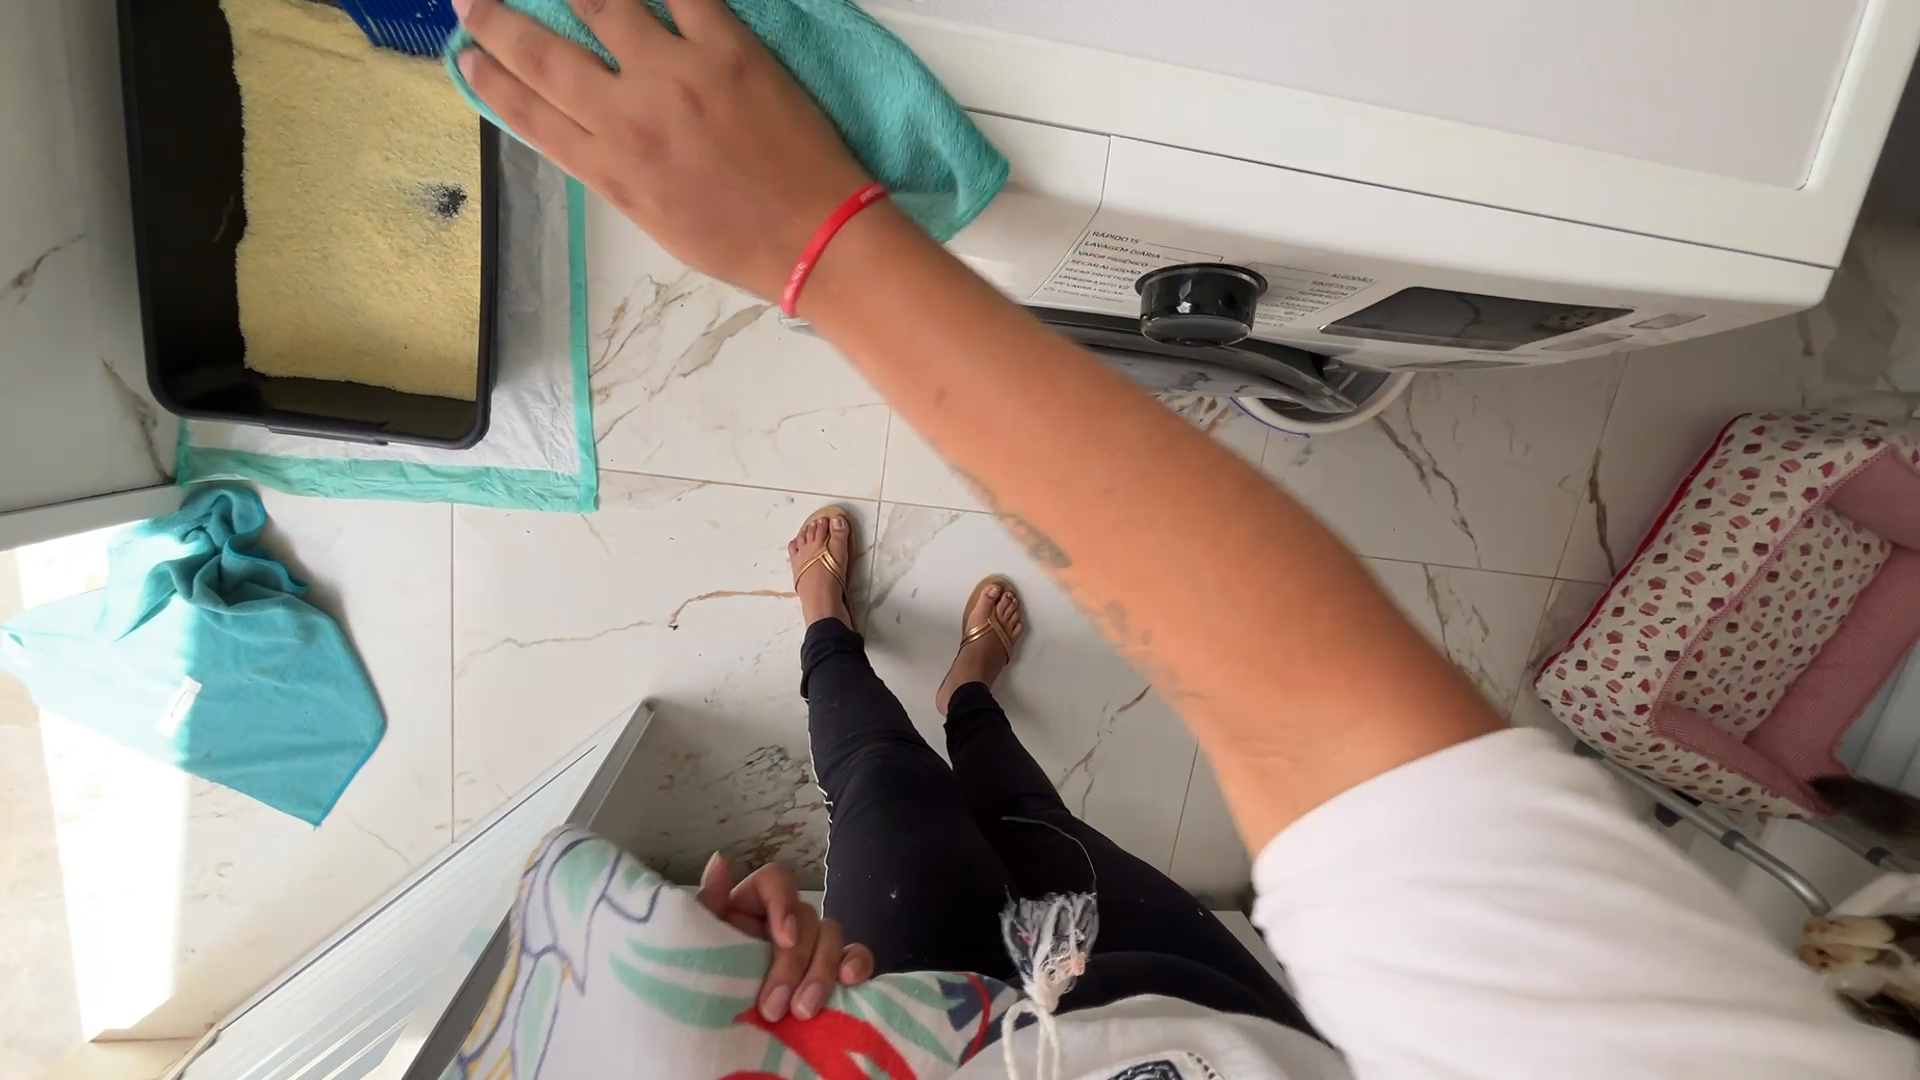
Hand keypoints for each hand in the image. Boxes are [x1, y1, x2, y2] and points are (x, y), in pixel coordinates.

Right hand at [451, 0, 872, 299]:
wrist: (818, 242)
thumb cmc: (747, 248)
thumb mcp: (665, 227)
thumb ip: (621, 178)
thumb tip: (591, 137)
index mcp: (613, 174)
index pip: (529, 115)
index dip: (492, 81)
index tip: (468, 57)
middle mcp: (629, 119)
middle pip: (542, 53)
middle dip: (496, 20)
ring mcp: (675, 76)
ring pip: (598, 1)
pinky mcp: (727, 49)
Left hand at [695, 852, 874, 1021]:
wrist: (713, 1036)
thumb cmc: (702, 983)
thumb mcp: (696, 945)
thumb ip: (708, 906)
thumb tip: (720, 860)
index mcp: (753, 904)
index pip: (776, 880)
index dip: (784, 903)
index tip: (784, 938)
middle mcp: (785, 919)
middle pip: (806, 915)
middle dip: (794, 962)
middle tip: (775, 1007)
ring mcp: (811, 944)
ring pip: (832, 934)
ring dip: (822, 970)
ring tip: (803, 1011)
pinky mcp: (831, 971)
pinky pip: (855, 956)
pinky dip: (858, 963)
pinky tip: (850, 981)